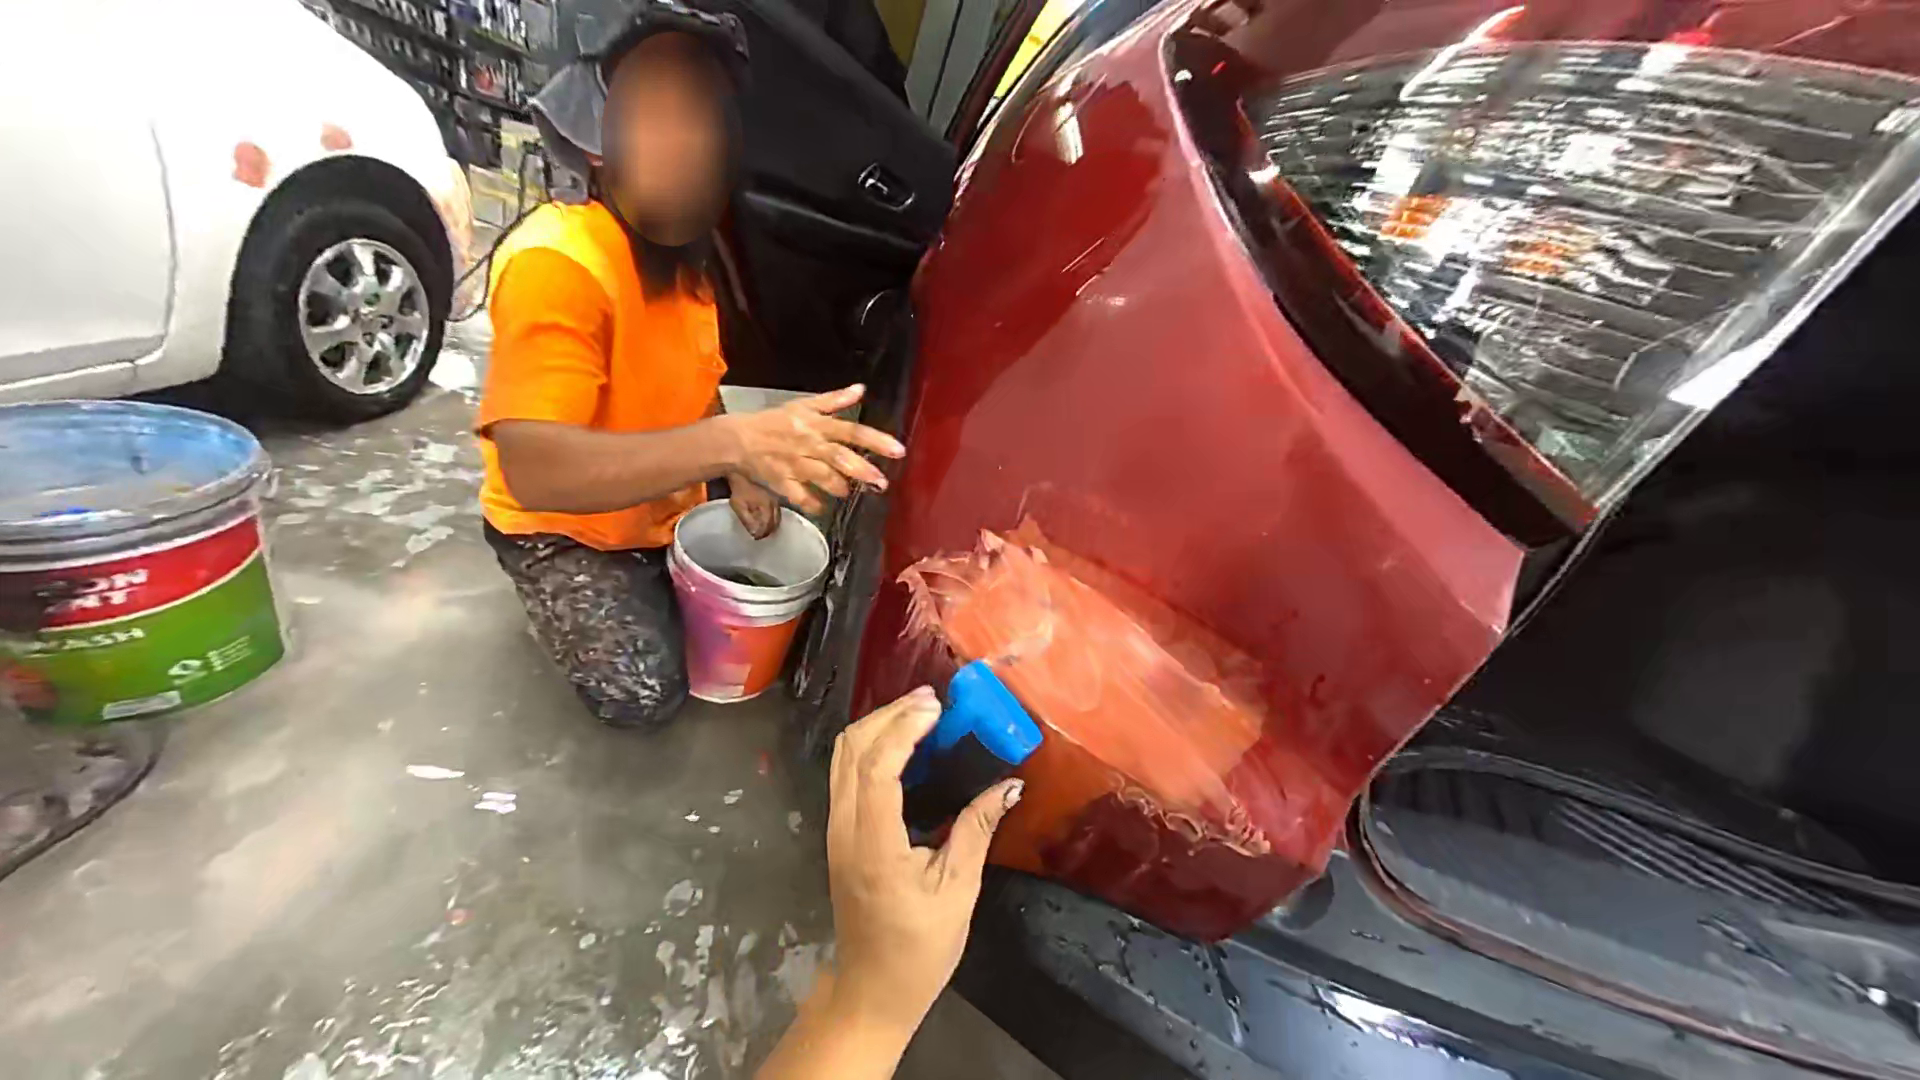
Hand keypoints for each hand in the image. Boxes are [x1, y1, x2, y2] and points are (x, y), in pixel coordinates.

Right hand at [719, 385, 903, 514]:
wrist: (736, 439)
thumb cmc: (774, 421)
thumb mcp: (803, 406)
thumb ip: (834, 401)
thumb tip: (860, 389)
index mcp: (816, 424)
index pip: (852, 430)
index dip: (876, 440)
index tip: (898, 450)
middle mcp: (808, 444)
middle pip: (840, 458)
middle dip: (863, 471)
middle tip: (881, 483)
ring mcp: (795, 464)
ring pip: (824, 478)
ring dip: (840, 488)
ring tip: (847, 491)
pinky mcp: (782, 483)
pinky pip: (803, 498)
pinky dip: (814, 505)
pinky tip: (821, 506)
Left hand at [728, 474, 781, 538]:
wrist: (743, 469)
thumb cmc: (740, 488)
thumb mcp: (738, 505)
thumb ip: (747, 520)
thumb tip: (754, 534)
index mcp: (767, 507)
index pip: (768, 526)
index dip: (762, 534)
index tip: (756, 538)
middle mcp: (775, 504)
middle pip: (776, 522)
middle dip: (769, 530)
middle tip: (762, 536)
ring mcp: (777, 499)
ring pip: (778, 516)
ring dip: (773, 524)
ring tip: (765, 529)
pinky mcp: (775, 495)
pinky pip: (777, 510)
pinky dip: (773, 516)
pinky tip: (767, 518)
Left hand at [825, 687, 1023, 1033]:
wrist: (870, 988)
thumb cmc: (918, 948)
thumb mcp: (958, 891)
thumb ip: (977, 828)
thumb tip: (1009, 784)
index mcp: (873, 846)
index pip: (877, 769)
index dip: (903, 730)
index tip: (937, 708)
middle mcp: (844, 828)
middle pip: (852, 748)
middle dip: (890, 715)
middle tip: (933, 701)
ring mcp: (835, 827)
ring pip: (843, 754)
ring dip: (878, 724)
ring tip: (921, 711)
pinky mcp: (838, 828)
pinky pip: (845, 769)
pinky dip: (871, 743)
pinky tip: (904, 740)